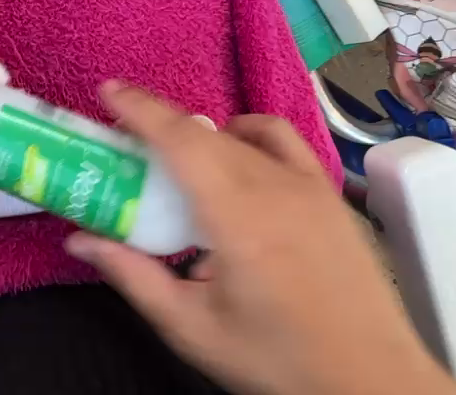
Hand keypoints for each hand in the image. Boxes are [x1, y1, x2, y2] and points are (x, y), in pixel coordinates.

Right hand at [64, 83, 455, 394]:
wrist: (376, 386)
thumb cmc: (278, 361)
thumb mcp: (193, 329)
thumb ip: (133, 277)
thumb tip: (78, 238)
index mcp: (235, 218)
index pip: (180, 142)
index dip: (140, 109)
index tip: (107, 90)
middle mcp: (271, 187)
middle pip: (200, 133)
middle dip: (155, 121)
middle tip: (121, 136)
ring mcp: (305, 184)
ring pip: (234, 136)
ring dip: (195, 133)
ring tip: (171, 154)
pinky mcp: (327, 191)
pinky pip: (279, 138)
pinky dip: (246, 132)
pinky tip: (233, 152)